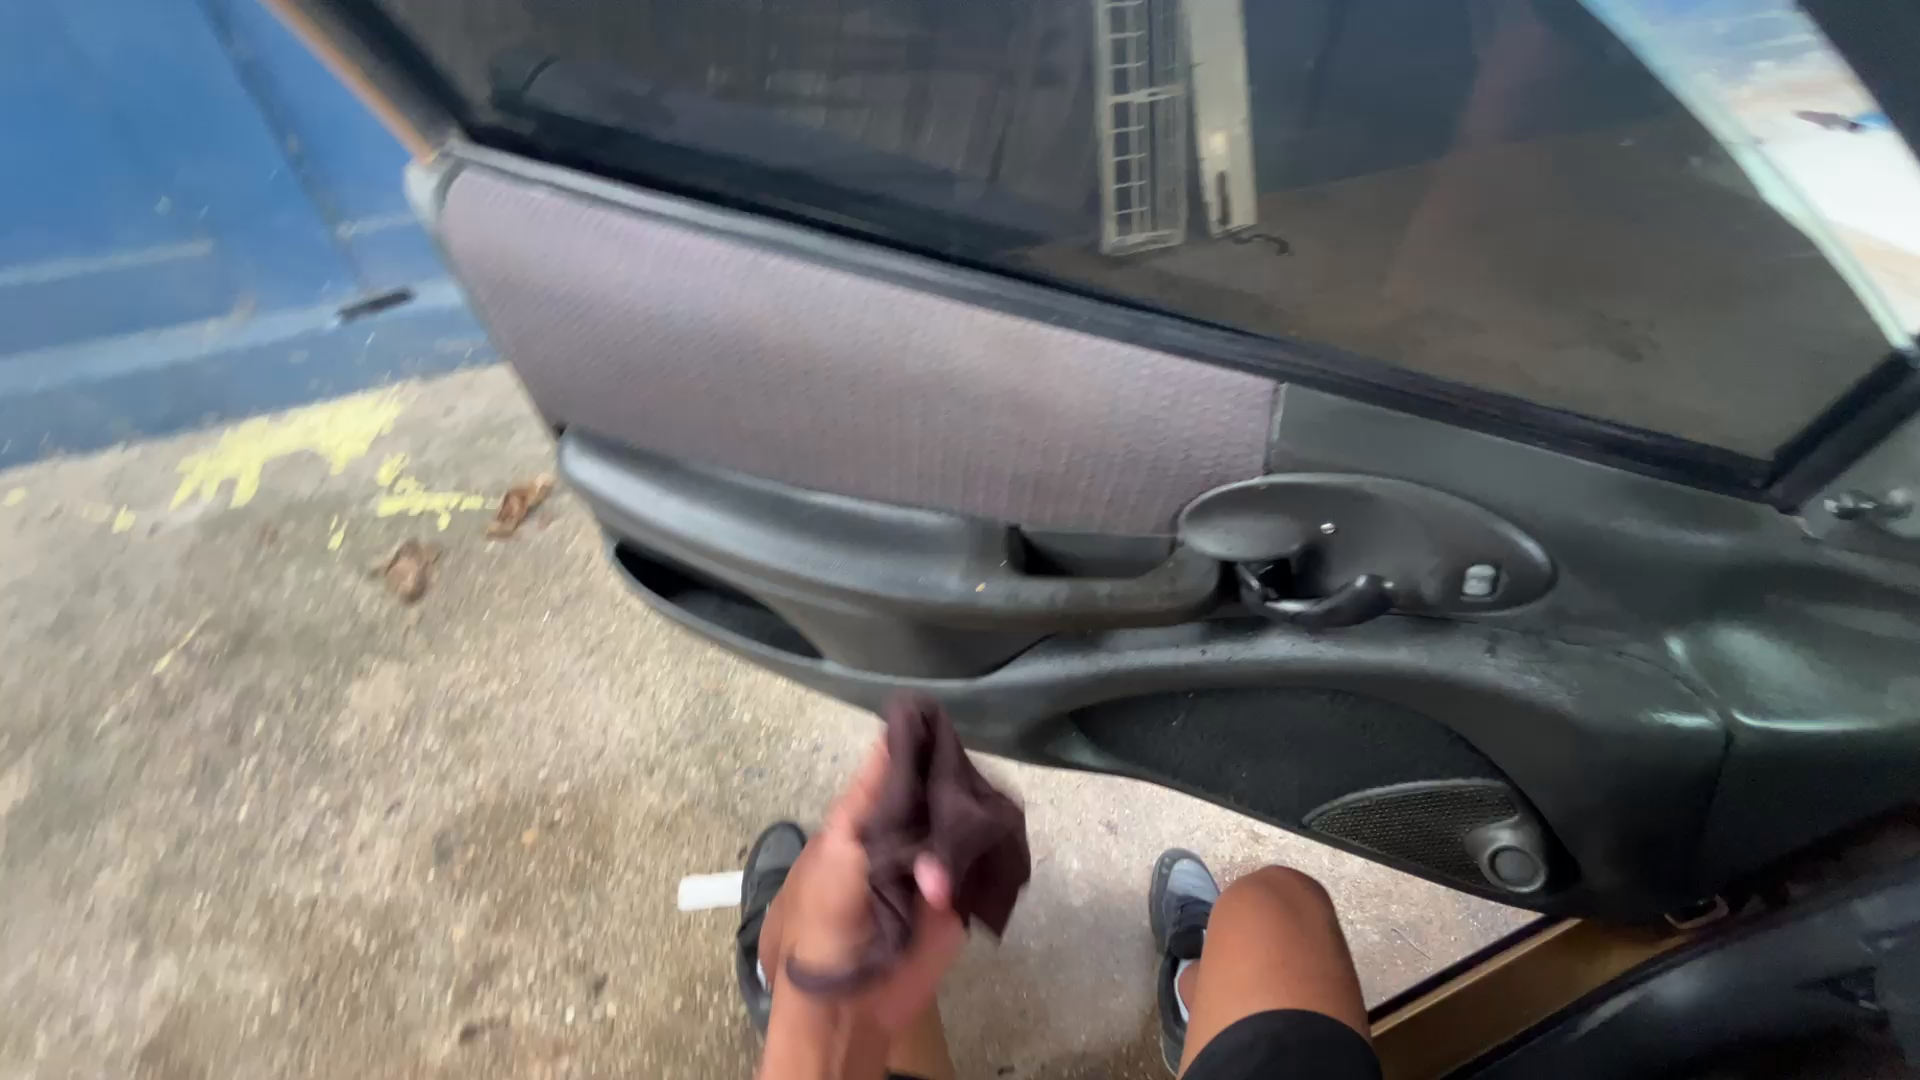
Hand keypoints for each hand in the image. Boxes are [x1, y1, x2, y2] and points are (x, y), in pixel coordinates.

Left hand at [776, 740, 967, 1033]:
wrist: (850, 1003)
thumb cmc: (829, 918)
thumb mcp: (838, 848)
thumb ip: (868, 797)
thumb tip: (886, 736)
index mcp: (872, 818)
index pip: (901, 769)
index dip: (920, 746)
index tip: (940, 720)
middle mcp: (905, 833)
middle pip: (939, 792)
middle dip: (954, 784)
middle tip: (972, 771)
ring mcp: (934, 863)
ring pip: (964, 824)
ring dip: (973, 817)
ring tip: (986, 804)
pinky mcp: (959, 896)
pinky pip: (982, 863)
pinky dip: (992, 850)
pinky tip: (1002, 828)